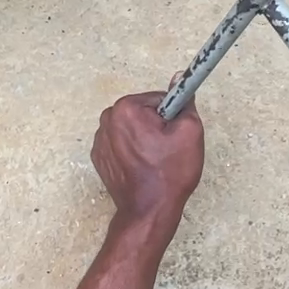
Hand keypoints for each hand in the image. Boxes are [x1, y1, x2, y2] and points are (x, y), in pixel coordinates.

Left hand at [90, 91, 204, 240]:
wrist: (148, 210)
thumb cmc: (169, 173)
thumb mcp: (189, 132)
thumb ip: (185, 101)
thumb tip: (179, 77)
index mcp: (126, 108)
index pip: (158, 98)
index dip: (172, 116)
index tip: (174, 134)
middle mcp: (107, 119)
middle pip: (143, 112)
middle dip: (157, 126)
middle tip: (167, 149)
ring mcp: (99, 140)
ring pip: (132, 129)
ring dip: (144, 139)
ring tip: (155, 160)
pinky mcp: (99, 157)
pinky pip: (121, 144)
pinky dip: (132, 151)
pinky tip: (142, 167)